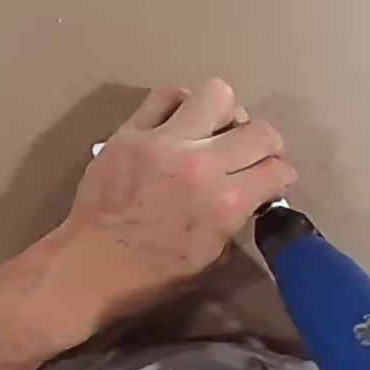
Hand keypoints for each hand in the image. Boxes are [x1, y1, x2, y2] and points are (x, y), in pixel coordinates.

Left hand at [44, 80, 296, 329]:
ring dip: (224, 113)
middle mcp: (200, 165)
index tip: (271, 180)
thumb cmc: (149, 274)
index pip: (276, 170)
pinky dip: (180, 105)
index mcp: (224, 204)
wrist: (88, 266)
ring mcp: (163, 143)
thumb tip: (247, 195)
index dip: (280, 176)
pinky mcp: (130, 133)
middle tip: (251, 155)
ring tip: (212, 131)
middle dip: (266, 144)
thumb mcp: (208, 259)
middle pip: (259, 130)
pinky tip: (177, 122)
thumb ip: (234, 221)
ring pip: (216, 94)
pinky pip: (165, 96)